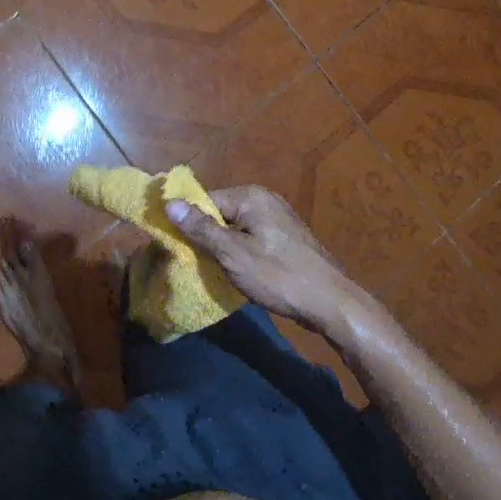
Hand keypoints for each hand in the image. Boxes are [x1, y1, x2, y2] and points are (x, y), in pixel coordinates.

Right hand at [164, 186, 368, 334]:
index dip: (187, 221)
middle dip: (205, 237)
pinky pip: (252, 239)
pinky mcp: (286, 239)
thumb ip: (201, 228)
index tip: (173, 245)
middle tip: (191, 262)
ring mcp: (278, 219)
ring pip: (236, 229)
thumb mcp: (233, 254)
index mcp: (251, 196)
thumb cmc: (279, 275)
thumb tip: (169, 202)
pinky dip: (241, 254)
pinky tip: (237, 274)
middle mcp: (265, 200)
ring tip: (211, 270)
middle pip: (221, 214)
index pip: (205, 200)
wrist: (331, 302)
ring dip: (223, 248)